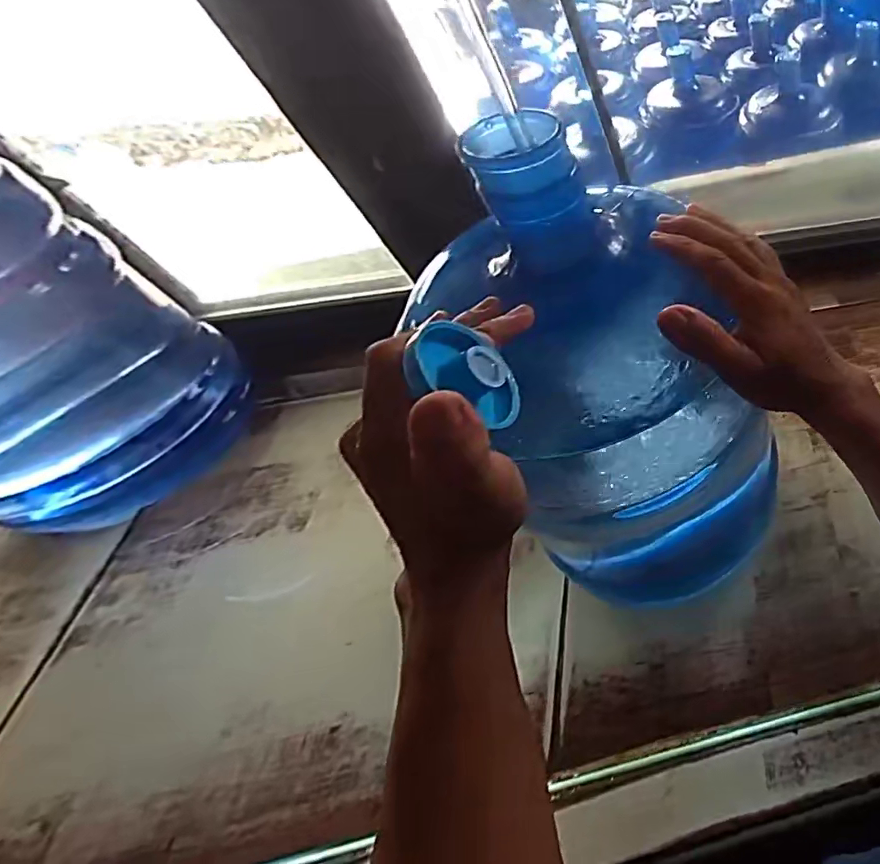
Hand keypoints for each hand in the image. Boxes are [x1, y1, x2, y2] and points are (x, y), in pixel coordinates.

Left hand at [339, 297, 536, 600]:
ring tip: (496, 323)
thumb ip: (455, 444)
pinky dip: (449, 364)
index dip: (450, 331)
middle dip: (457, 328)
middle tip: (509, 313)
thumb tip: (442, 395)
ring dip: (454, 341)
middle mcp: (371, 426)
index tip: (503, 322)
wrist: (456, 567)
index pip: (402, 355)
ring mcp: (380, 434)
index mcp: (384, 432)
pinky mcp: (396, 441)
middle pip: (404, 356)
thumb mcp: (477, 486)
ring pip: (411, 368)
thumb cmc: (476, 525)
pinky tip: (474, 361)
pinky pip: (416, 386)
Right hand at [650, 205, 878, 426]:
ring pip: (748, 241)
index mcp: (756, 300)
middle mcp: (770, 282)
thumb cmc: (782, 383)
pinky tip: (730, 236)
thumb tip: (666, 311)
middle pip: (731, 243)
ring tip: (690, 213)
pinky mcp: (787, 288)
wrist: (827, 385)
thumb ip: (705, 342)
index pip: (715, 262)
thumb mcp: (740, 372)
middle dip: (695, 227)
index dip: (684, 247)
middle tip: (661, 219)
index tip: (653, 239)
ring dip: (718, 224)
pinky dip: (738, 235)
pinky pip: (760, 249)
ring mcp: (782, 282)